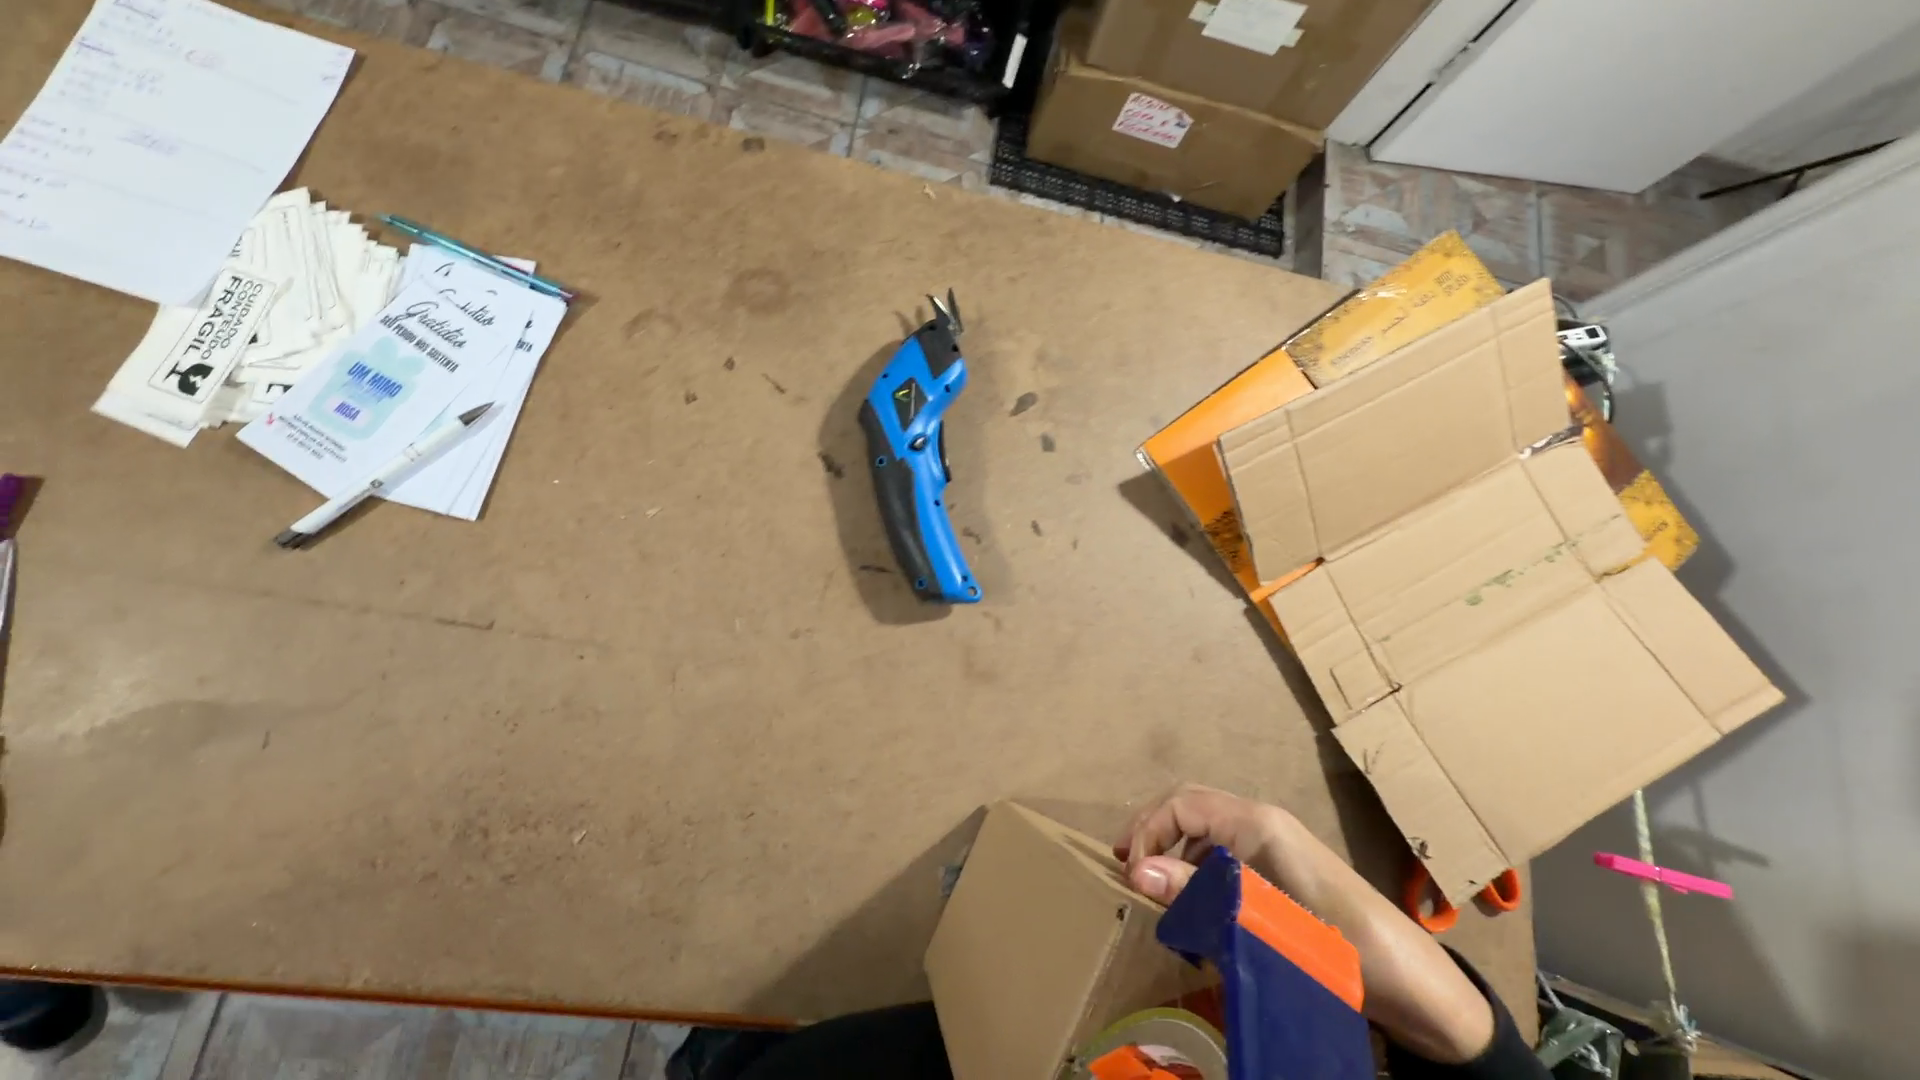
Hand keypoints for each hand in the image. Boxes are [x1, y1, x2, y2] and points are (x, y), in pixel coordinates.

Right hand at [1116, 785, 1495, 1064]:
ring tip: (1155, 895)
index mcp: (1259, 824)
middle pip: (1190, 808)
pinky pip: (1223, 858)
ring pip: (1204, 833)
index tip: (1128, 873)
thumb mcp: (1263, 918)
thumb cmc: (1342, 944)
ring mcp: (1272, 848)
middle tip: (1128, 870)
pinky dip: (1197, 875)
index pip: (1183, 803)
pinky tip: (1194, 910)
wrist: (1413, 984)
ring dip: (1174, 855)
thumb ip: (1198, 893)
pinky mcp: (1278, 874)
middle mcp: (1261, 825)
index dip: (1148, 829)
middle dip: (1154, 832)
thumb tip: (1136, 872)